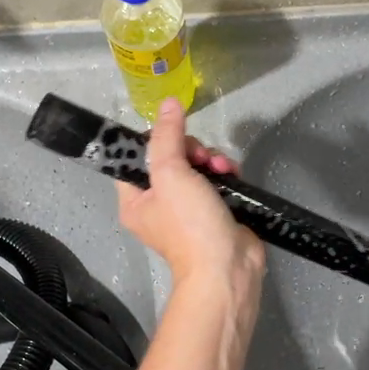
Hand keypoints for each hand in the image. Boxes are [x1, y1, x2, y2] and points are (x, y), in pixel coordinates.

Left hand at [116, 98, 264, 298]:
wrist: (228, 267)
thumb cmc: (190, 223)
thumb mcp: (171, 173)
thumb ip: (167, 135)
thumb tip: (168, 103)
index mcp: (135, 200)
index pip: (135, 157)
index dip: (155, 140)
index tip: (174, 135)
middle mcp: (158, 204)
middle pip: (170, 157)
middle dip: (191, 150)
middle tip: (201, 158)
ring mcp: (188, 209)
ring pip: (196, 166)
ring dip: (212, 159)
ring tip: (223, 169)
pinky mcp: (214, 210)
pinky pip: (215, 179)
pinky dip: (225, 173)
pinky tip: (234, 175)